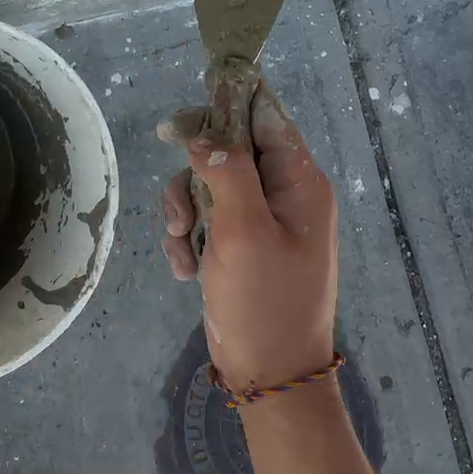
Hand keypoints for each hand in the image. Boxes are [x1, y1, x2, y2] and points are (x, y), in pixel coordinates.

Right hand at [160, 76, 338, 391]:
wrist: (268, 374)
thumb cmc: (264, 300)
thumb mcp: (243, 230)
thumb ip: (226, 171)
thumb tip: (203, 133)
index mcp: (298, 181)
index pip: (265, 114)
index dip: (228, 99)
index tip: (189, 104)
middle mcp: (282, 192)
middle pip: (228, 144)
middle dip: (195, 167)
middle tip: (174, 178)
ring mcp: (259, 217)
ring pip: (207, 179)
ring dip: (184, 207)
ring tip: (180, 242)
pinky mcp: (238, 241)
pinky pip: (203, 214)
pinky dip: (187, 235)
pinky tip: (185, 267)